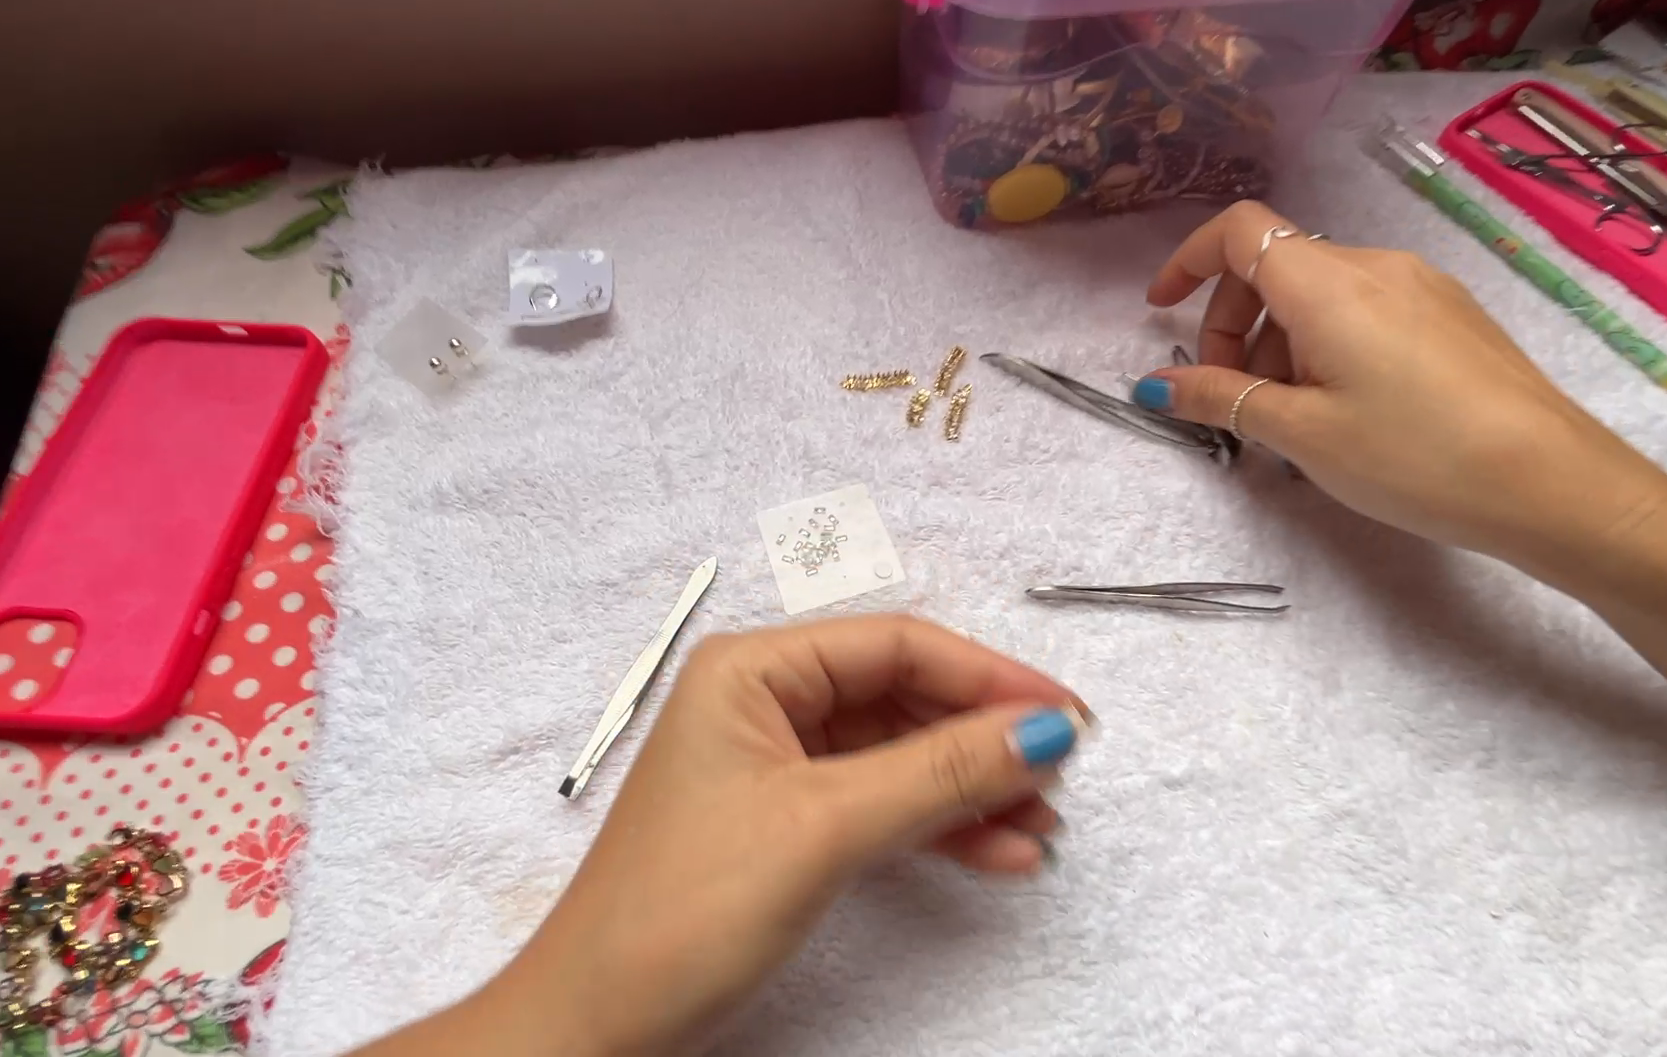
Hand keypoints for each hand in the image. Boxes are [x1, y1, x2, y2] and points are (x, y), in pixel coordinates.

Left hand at [404, 616, 1089, 1056]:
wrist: (600, 1025)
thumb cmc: (688, 907)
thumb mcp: (825, 828)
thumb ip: (939, 774)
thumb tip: (1046, 728)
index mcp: (755, 667)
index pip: (895, 646)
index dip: (987, 675)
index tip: (1066, 714)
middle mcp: (768, 696)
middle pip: (902, 696)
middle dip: (981, 737)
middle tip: (1059, 773)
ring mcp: (780, 755)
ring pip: (899, 751)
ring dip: (969, 786)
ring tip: (1041, 824)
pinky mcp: (791, 810)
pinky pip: (880, 798)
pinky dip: (937, 824)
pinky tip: (997, 851)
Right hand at [1133, 201, 1666, 565]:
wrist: (1555, 488)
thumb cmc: (1411, 456)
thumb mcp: (1298, 431)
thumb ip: (1217, 398)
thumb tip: (1153, 384)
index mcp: (1331, 286)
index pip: (1240, 232)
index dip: (1187, 260)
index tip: (1160, 312)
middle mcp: (1375, 268)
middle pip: (1271, 267)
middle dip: (1228, 325)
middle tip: (1226, 397)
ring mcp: (1417, 289)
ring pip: (1312, 296)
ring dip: (1271, 345)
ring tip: (1282, 419)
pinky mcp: (1443, 316)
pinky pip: (1354, 312)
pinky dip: (1314, 348)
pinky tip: (1331, 408)